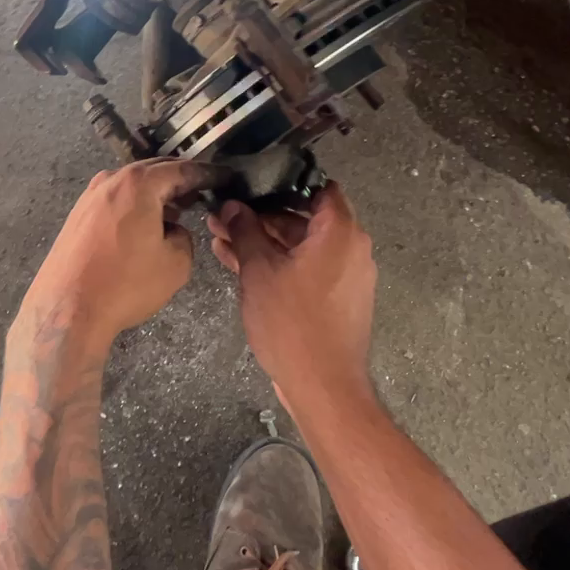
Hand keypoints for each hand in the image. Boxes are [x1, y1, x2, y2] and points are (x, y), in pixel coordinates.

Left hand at [23, 159, 228, 346]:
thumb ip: (184, 237)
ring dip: (155, 194)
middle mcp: (111, 180)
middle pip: (153, 171)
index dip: (206, 174)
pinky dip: (135, 205)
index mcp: (138, 184)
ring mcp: (90, 196)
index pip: (181, 170)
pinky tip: (145, 225)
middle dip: (179, 180)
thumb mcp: (176, 263)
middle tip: (201, 192)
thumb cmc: (126, 283)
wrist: (67, 308)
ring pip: (132, 185)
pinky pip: (116, 200)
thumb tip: (172, 230)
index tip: (223, 177)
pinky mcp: (78, 215)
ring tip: (177, 211)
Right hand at [208, 183, 377, 403]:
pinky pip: (303, 268)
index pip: (319, 188)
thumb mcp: (258, 270)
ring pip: (298, 246)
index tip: (250, 183)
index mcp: (340, 233)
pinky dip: (276, 263)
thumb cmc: (292, 321)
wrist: (322, 386)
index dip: (284, 182)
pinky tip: (235, 263)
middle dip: (260, 216)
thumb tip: (232, 206)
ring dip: (262, 241)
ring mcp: (344, 276)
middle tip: (221, 215)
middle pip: (303, 218)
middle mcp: (350, 249)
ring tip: (219, 238)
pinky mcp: (335, 299)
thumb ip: (245, 231)